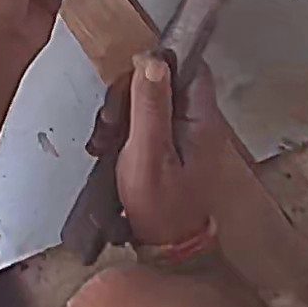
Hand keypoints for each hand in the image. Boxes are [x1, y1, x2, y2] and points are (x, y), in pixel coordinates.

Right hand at [100, 53, 229, 247]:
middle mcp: (197, 121)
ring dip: (119, 112)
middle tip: (111, 120)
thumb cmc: (159, 204)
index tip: (130, 77)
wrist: (166, 246)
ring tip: (106, 138)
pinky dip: (122, 126)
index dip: (159, 63)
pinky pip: (142, 116)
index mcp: (201, 119)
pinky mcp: (168, 142)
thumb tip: (153, 60)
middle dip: (127, 93)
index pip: (190, 68)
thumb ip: (149, 105)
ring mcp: (183, 132)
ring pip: (146, 97)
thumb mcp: (147, 151)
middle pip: (161, 80)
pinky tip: (109, 144)